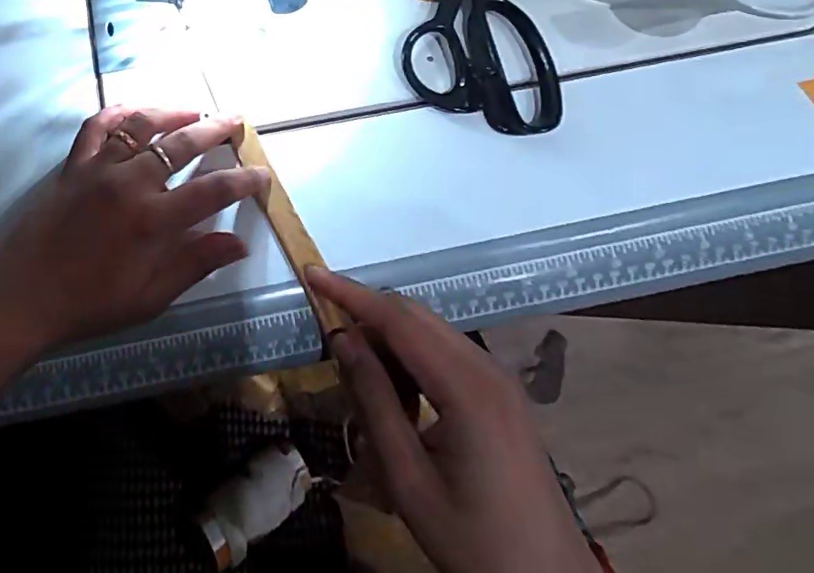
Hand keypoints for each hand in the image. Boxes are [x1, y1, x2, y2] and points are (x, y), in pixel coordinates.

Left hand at [0, 107, 270, 355]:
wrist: (24, 295)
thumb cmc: (90, 303)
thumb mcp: (149, 297)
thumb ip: (193, 265)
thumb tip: (237, 243)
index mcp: (152, 220)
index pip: (212, 191)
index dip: (243, 180)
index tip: (261, 173)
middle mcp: (128, 184)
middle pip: (180, 145)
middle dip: (213, 129)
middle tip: (235, 120)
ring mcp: (97, 170)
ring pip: (139, 127)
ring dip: (169, 113)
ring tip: (192, 111)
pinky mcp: (72, 167)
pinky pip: (95, 129)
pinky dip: (115, 114)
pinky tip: (131, 111)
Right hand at [308, 267, 598, 572]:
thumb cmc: (473, 539)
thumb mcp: (407, 476)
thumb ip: (373, 399)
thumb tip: (341, 337)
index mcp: (468, 390)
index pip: (398, 320)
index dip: (350, 293)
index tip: (311, 273)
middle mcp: (489, 372)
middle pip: (415, 315)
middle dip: (365, 311)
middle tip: (325, 329)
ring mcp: (501, 382)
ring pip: (429, 330)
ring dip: (387, 335)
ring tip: (358, 371)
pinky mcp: (502, 395)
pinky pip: (445, 351)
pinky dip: (410, 353)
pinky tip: (395, 388)